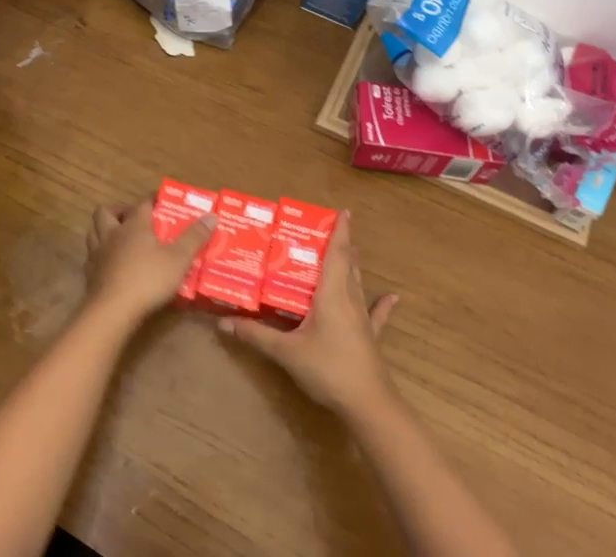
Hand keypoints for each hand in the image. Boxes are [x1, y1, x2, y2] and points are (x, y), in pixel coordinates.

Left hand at [85, 200, 213, 324]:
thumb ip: (195, 237)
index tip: (161, 201)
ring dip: (104, 230)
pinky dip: (100, 254)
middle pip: (106, 212)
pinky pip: (92, 255)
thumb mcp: (179, 259)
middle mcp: (112, 233)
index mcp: (134, 225)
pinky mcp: (90, 273)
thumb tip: (212, 215)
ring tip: (119, 238)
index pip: (142, 203)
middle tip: (133, 219)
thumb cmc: (149, 279)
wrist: (113, 309)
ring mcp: (97, 253)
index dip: (152, 200)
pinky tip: (111, 263)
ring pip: (93, 231)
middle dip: (119, 211)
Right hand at [219, 210, 398, 413]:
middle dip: (341, 246)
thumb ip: (255, 335)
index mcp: (332, 295)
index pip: (337, 256)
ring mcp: (362, 320)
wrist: (367, 404)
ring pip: (357, 285)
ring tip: (349, 250)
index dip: (339, 233)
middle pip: (347, 266)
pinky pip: (376, 315)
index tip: (343, 212)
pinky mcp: (369, 338)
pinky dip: (382, 305)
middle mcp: (349, 301)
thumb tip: (223, 321)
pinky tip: (392, 298)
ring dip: (352, 267)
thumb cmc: (328, 369)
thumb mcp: (286, 352)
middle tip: (327, 230)